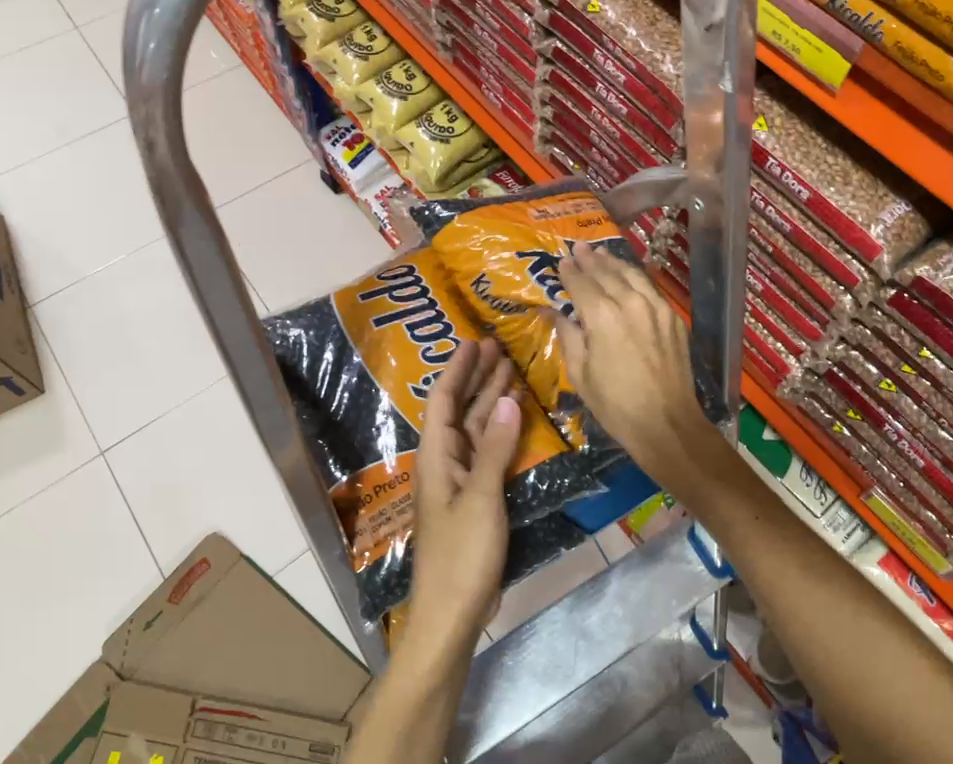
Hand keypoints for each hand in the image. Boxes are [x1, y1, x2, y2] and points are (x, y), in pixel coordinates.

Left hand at [409, 338, 522, 648]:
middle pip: (458, 410)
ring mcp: (457, 482)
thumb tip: (510, 401)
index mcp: (436, 456)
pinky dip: (500, 433)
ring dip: (490, 402)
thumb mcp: (481, 498)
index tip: (476, 341)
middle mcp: (443, 462)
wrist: (451, 611)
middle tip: (501, 349)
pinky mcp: (473, 500)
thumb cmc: (462, 553)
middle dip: (477, 378)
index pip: (442, 400)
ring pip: (473, 430)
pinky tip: (516, 422)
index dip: (458, 369)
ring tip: (512, 373)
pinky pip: (485, 453)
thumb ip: (494, 448)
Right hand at [553, 243, 720, 484]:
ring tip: (600, 253)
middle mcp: (630, 303)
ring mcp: (656, 308)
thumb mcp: (580, 374)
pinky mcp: (672, 318)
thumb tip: (554, 312)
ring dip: (613, 262)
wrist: (666, 423)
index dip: (569, 272)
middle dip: (590, 260)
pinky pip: (650, 288)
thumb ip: (568, 336)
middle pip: (606, 273)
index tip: (561, 261)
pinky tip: (628, 275)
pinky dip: (635, 277)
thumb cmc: (615, 405)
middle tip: (578, 248)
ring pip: (632, 275)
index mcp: (602, 317)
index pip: (581, 283)